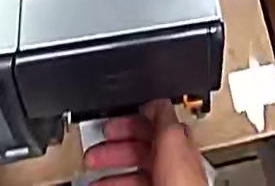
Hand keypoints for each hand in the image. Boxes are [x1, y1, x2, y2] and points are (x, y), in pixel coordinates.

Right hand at [83, 99, 204, 185]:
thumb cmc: (183, 181)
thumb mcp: (172, 138)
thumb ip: (162, 115)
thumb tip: (155, 97)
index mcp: (176, 142)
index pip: (149, 126)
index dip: (127, 124)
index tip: (108, 127)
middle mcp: (170, 162)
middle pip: (137, 149)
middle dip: (112, 150)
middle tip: (92, 155)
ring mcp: (162, 181)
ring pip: (131, 172)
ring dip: (109, 173)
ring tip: (92, 178)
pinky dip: (114, 185)